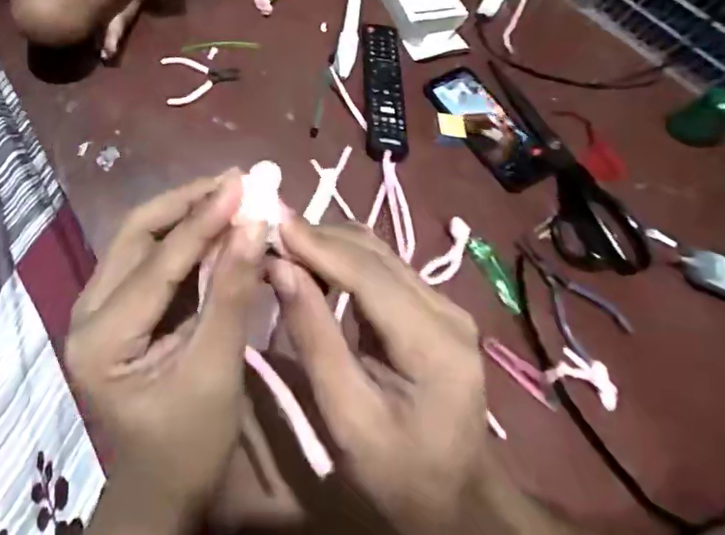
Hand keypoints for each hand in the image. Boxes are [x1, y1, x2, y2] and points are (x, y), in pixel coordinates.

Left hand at [68, 173, 268, 532]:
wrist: (162, 495)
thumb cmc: (188, 447)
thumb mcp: (216, 372)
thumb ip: (233, 295)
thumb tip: (255, 224)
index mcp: (100, 337)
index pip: (157, 261)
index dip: (203, 219)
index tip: (243, 183)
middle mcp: (87, 312)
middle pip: (138, 234)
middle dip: (188, 202)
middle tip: (236, 182)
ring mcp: (100, 309)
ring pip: (143, 240)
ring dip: (188, 214)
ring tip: (232, 193)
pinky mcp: (120, 310)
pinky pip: (153, 258)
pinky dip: (188, 238)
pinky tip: (220, 224)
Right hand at [269, 218, 489, 534]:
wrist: (456, 501)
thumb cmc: (398, 474)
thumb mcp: (347, 418)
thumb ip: (315, 339)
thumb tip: (281, 268)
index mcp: (433, 343)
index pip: (369, 274)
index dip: (319, 244)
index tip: (272, 222)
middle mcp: (446, 310)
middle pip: (376, 255)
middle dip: (320, 238)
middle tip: (268, 231)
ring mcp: (445, 305)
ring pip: (380, 254)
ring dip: (330, 244)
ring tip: (283, 243)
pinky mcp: (435, 308)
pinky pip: (384, 270)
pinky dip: (345, 261)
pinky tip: (314, 264)